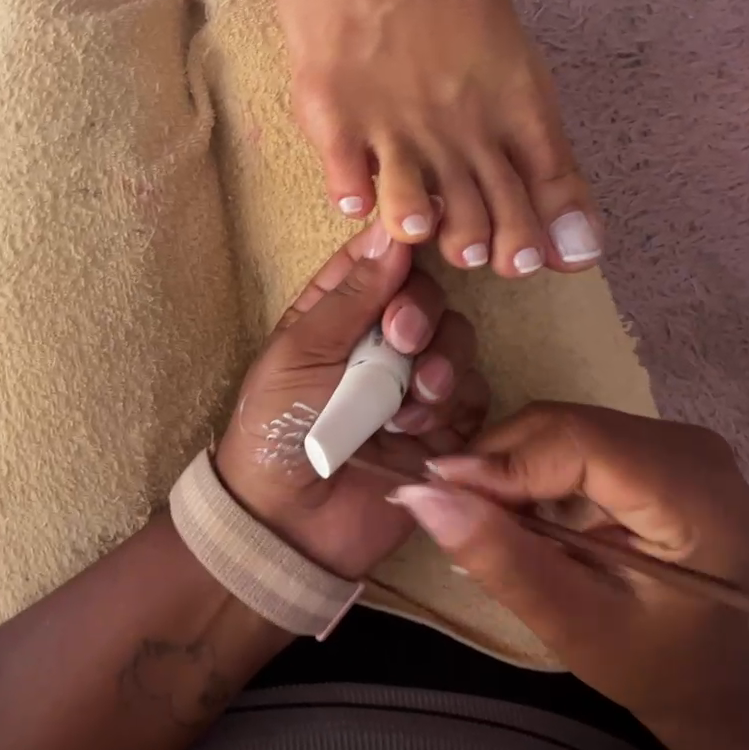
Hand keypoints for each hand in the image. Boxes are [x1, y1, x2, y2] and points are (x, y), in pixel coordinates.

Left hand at [214, 224, 491, 579]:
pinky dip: (451, 407)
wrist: (288, 523)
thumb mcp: (301, 353)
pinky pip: (472, 395)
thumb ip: (350, 296)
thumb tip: (390, 226)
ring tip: (410, 400)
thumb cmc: (276, 428)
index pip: (381, 259)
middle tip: (402, 341)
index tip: (423, 234)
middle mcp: (379, 338)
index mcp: (337, 311)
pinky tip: (416, 431)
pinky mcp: (444, 427)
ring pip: (458, 341)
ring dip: (440, 364)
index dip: (402, 246)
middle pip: (428, 296)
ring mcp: (413, 381)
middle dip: (421, 313)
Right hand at [390, 402, 748, 718]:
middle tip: (458, 511)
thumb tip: (420, 494)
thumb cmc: (645, 659)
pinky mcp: (647, 439)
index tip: (439, 490)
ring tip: (492, 517)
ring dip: (506, 462)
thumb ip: (500, 557)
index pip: (579, 443)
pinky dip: (525, 461)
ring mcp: (671, 438)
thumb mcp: (569, 622)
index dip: (502, 461)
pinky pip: (563, 431)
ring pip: (555, 422)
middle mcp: (690, 450)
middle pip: (562, 425)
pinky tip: (521, 505)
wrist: (699, 666)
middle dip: (497, 463)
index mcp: (696, 500)